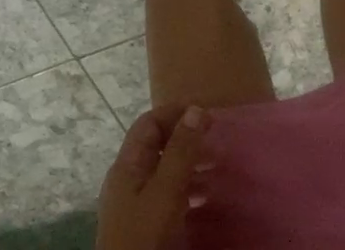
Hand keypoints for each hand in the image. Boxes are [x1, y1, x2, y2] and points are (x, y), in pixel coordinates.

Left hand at [96, 105, 208, 249]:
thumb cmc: (144, 235)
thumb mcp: (166, 190)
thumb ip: (180, 151)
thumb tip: (196, 109)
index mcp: (126, 165)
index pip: (148, 123)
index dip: (175, 113)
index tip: (206, 113)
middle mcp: (128, 179)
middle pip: (156, 146)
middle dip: (187, 139)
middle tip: (217, 141)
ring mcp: (135, 204)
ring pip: (164, 171)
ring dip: (190, 164)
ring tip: (217, 168)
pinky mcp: (145, 225)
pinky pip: (168, 195)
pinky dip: (188, 189)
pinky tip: (206, 198)